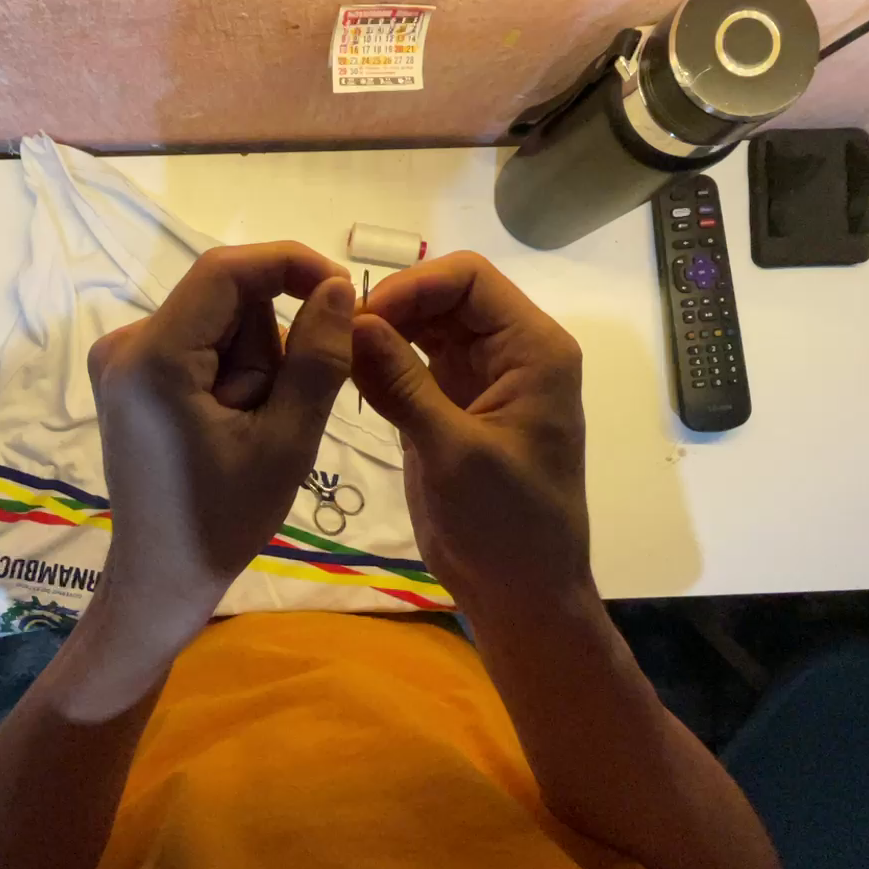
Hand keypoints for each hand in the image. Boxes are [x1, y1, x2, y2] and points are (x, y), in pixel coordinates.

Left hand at [86, 241, 355, 650]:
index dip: (291, 266)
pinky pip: (198, 346)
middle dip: (268, 344)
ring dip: (251, 365)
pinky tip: (228, 425)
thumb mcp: (286, 441)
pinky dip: (229, 375)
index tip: (342, 294)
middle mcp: (124, 345)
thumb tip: (338, 287)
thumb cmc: (223, 520)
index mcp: (153, 358)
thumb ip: (317, 358)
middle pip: (225, 301)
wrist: (162, 576)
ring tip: (246, 430)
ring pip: (217, 324)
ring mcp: (121, 360)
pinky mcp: (129, 377)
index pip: (226, 270)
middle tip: (273, 416)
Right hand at [351, 252, 590, 614]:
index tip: (362, 317)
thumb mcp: (453, 450)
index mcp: (532, 349)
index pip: (470, 278)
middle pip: (444, 296)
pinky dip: (381, 363)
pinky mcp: (450, 406)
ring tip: (336, 352)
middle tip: (338, 336)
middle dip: (392, 307)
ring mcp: (478, 379)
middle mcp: (509, 353)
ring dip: (382, 333)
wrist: (519, 590)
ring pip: (425, 327)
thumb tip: (352, 321)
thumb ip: (402, 383)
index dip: (413, 285)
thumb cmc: (506, 524)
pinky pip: (413, 365)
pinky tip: (348, 374)